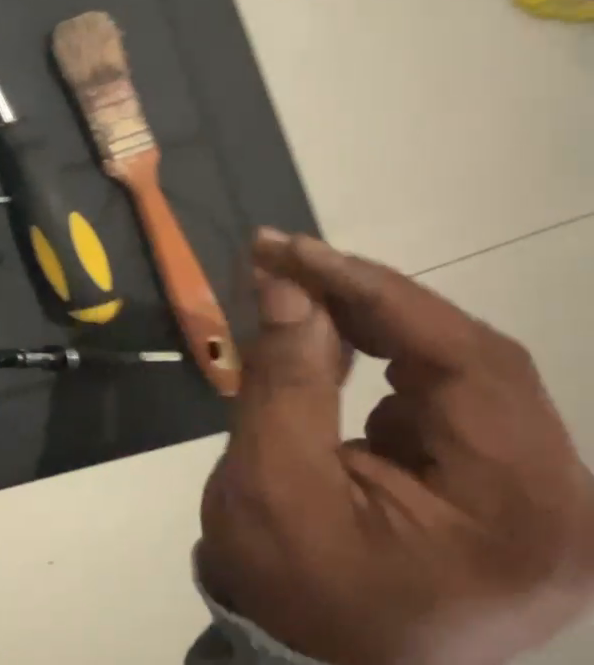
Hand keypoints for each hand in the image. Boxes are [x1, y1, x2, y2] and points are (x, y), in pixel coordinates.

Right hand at [198, 229, 593, 664]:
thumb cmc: (290, 582)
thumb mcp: (271, 476)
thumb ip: (285, 375)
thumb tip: (283, 282)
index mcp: (525, 511)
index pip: (472, 364)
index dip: (379, 292)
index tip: (288, 252)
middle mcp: (563, 505)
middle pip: (478, 365)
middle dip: (372, 303)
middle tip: (280, 263)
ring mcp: (540, 505)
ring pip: (465, 380)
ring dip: (376, 330)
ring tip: (292, 299)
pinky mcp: (502, 500)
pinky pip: (450, 410)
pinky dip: (385, 368)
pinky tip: (327, 354)